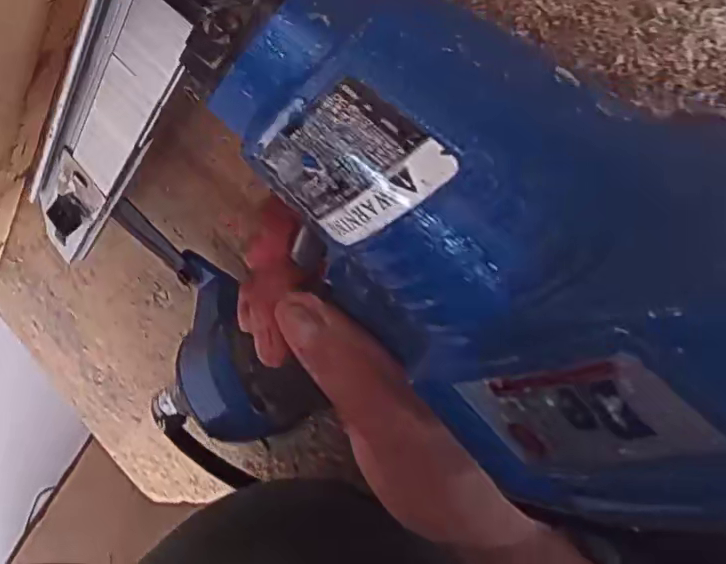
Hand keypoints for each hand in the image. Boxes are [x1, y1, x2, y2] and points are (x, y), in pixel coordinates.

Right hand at [237, 205, 575, 558]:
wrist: (470, 511)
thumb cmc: (454, 476)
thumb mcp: (401, 429)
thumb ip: (351, 371)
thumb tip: (292, 306)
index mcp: (424, 286)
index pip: (354, 214)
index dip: (298, 222)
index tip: (266, 262)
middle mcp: (398, 278)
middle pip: (315, 231)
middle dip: (273, 267)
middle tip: (255, 318)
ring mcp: (374, 295)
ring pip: (300, 260)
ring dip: (267, 290)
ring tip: (261, 339)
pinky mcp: (352, 316)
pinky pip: (298, 290)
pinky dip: (271, 305)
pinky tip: (266, 335)